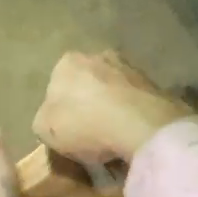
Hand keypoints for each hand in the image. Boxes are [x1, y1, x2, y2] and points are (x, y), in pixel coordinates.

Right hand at [31, 50, 195, 163]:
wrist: (140, 126)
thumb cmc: (83, 124)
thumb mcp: (43, 129)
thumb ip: (44, 119)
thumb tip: (53, 118)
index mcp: (67, 62)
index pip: (56, 86)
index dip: (59, 112)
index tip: (67, 132)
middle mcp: (98, 55)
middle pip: (87, 85)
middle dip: (87, 106)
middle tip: (89, 135)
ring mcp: (130, 67)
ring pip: (113, 92)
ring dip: (112, 111)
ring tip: (113, 140)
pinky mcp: (154, 83)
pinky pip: (135, 103)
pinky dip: (132, 116)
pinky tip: (132, 136)